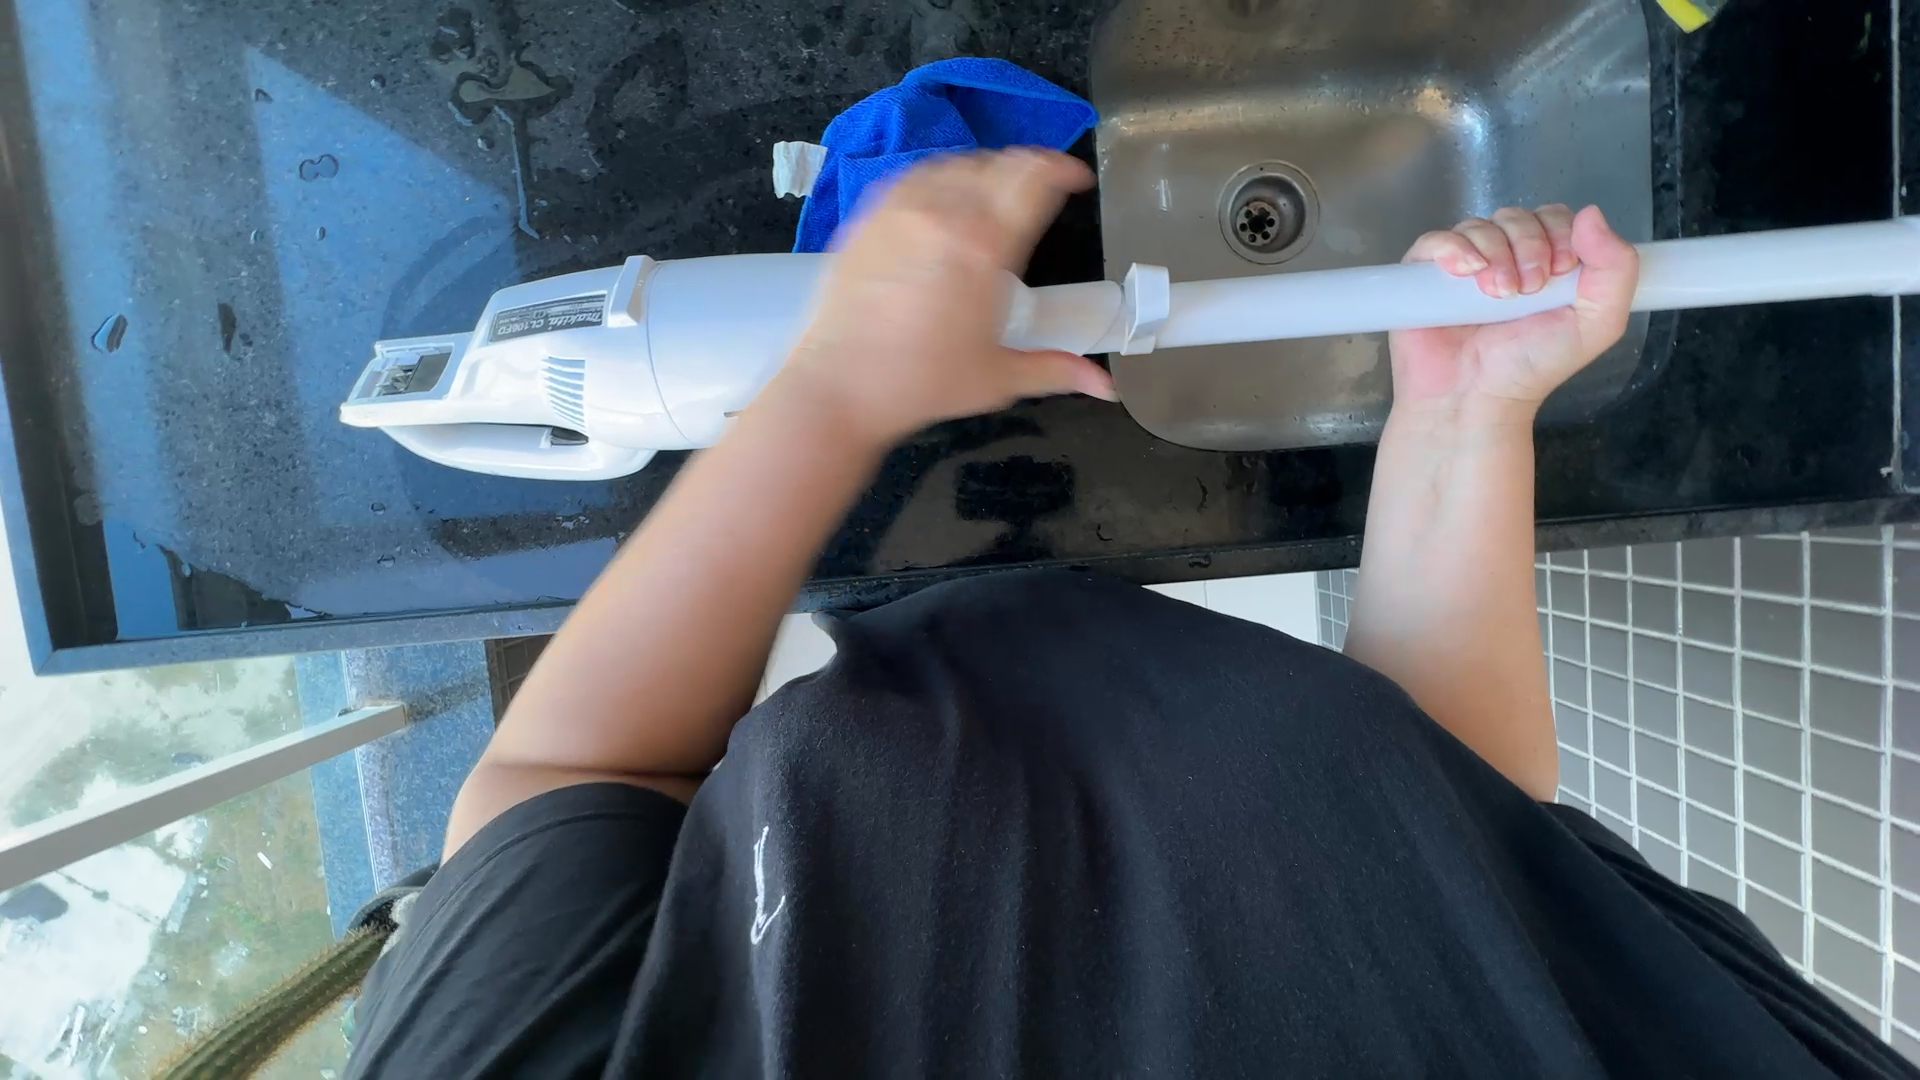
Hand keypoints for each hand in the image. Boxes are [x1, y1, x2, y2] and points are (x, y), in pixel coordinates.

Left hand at [780, 150, 1115, 447]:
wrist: (839, 388)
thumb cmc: (922, 385)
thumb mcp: (997, 379)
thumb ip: (1056, 371)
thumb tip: (1106, 387)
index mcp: (984, 247)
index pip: (1034, 179)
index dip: (1062, 171)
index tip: (1075, 181)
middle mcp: (943, 213)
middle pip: (998, 165)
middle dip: (1027, 172)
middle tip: (1038, 194)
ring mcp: (899, 210)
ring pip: (954, 165)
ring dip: (984, 172)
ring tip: (993, 198)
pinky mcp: (866, 217)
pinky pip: (912, 177)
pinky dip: (940, 179)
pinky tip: (943, 204)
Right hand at [1388, 205, 1639, 422]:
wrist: (1473, 400)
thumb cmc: (1530, 367)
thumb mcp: (1597, 322)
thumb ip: (1615, 268)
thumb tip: (1591, 213)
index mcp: (1543, 264)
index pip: (1552, 218)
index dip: (1558, 234)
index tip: (1557, 274)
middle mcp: (1501, 260)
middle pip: (1515, 217)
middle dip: (1527, 245)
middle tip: (1525, 291)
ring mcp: (1458, 271)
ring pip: (1477, 227)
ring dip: (1493, 252)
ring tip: (1496, 295)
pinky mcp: (1419, 282)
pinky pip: (1431, 242)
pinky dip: (1449, 248)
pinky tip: (1464, 271)